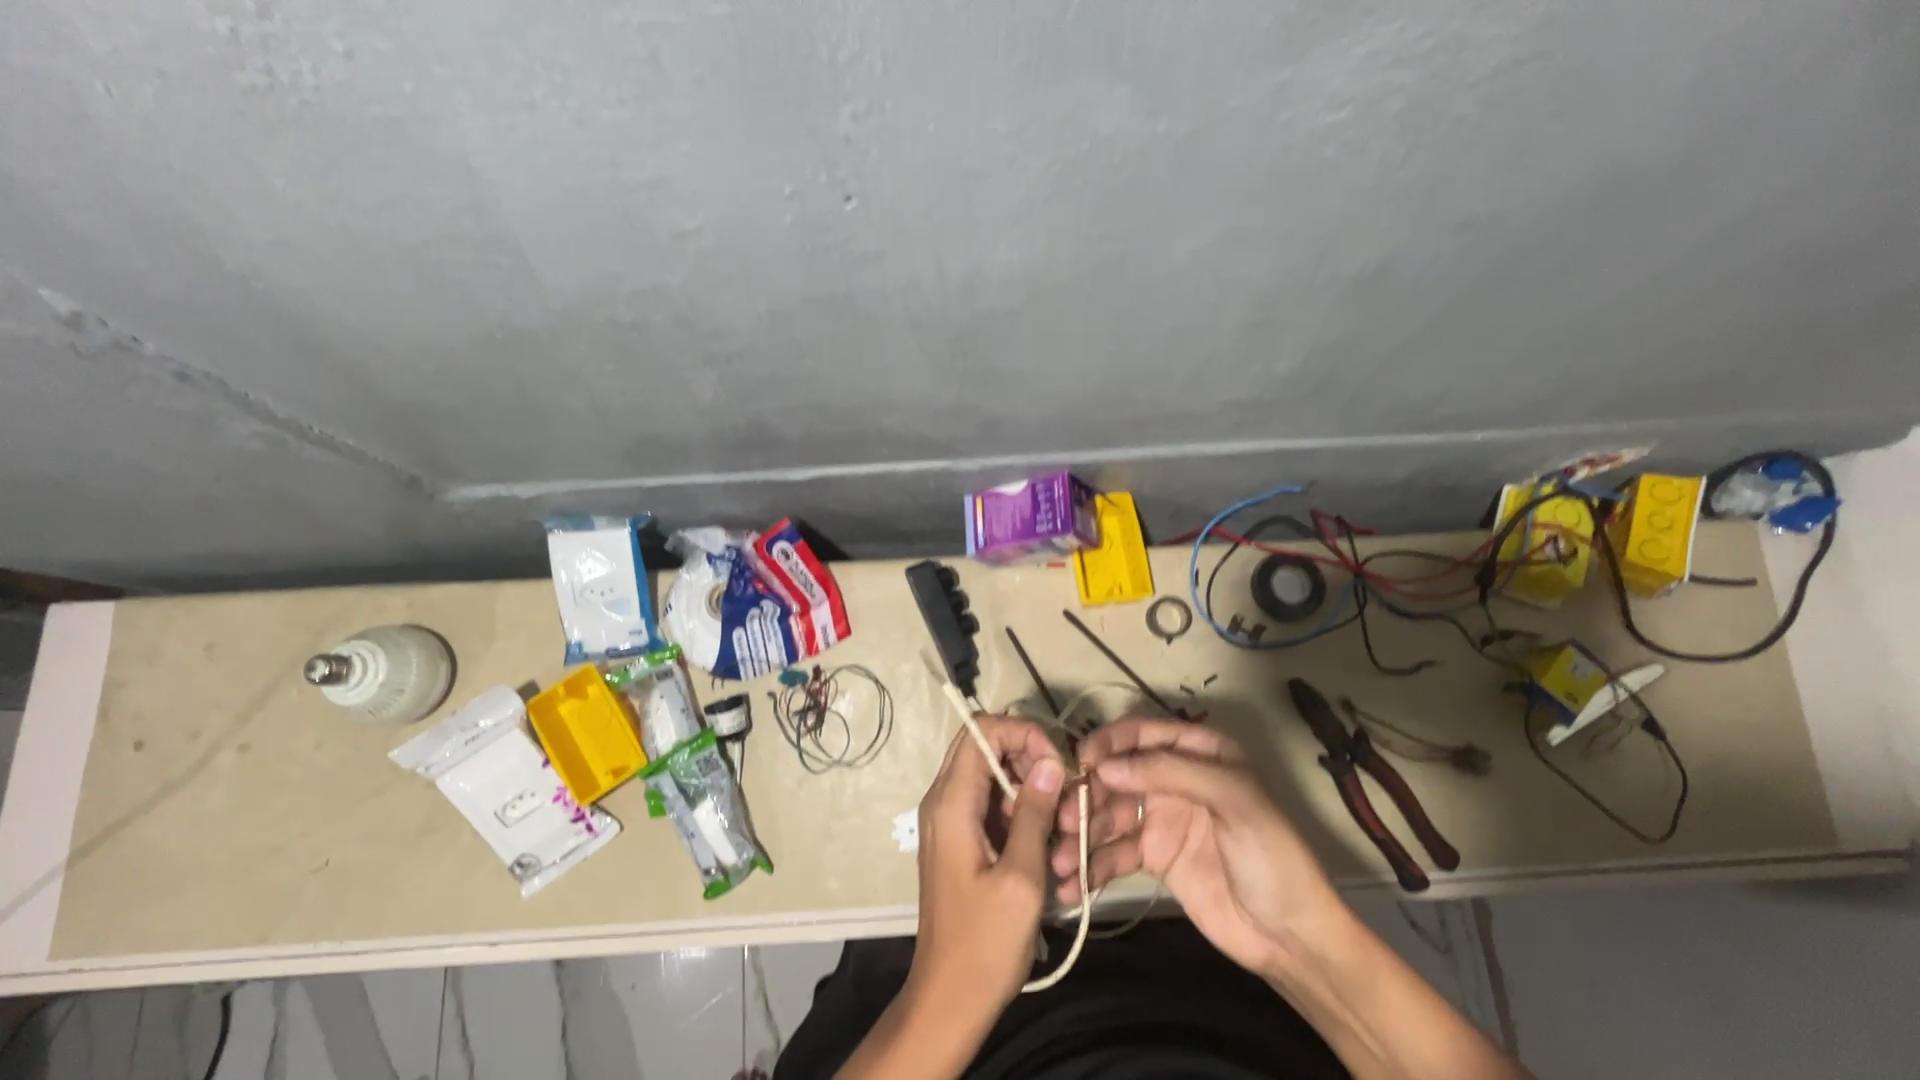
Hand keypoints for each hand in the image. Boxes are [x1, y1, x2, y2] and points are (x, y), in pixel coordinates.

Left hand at [909, 715, 1067, 1020]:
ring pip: (994, 777)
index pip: (982, 730)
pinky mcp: (962, 842)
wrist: (950, 999)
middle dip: (1031, 759)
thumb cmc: (985, 943)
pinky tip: (1050, 843)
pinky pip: (993, 806)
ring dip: (1031, 790)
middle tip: (1065, 794)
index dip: (1023, 733)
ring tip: (1063, 825)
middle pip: (987, 748)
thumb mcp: (1021, 877)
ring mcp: (951, 822)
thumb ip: (1035, 814)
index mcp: (951, 803)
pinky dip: (1022, 813)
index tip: (1057, 764)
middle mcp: (944, 802)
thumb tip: (1051, 762)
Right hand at [1051, 718, 1343, 977]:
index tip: (1080, 764)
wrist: (1290, 935)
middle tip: (1060, 821)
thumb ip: (1170, 773)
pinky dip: (1090, 867)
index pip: (1143, 734)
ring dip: (1080, 835)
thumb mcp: (1233, 800)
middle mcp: (1176, 779)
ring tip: (1060, 862)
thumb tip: (1104, 767)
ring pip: (1108, 815)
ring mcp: (1162, 818)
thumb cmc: (1272, 855)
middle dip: (1086, 796)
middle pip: (1117, 775)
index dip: (1109, 743)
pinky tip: (1071, 886)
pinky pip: (1113, 853)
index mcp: (1201, 753)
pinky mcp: (1153, 857)